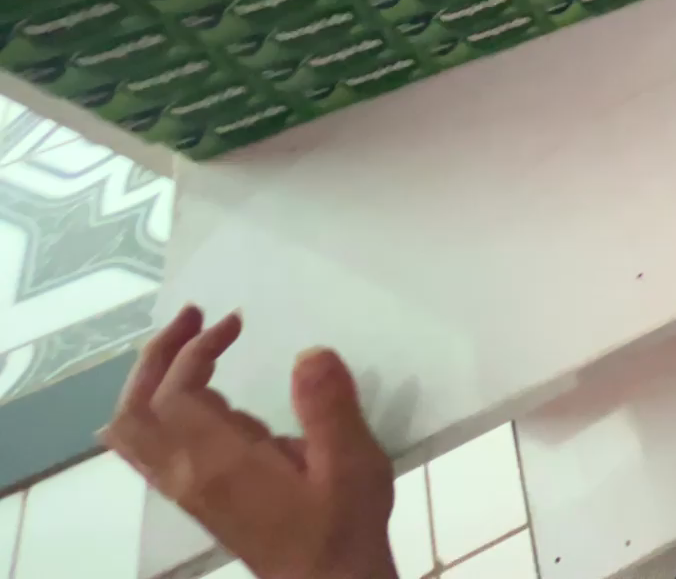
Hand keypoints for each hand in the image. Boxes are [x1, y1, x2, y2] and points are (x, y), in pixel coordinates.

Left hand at [100, 306, 396, 578]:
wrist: (327, 577)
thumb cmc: (343, 516)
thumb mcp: (351, 458)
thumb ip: (329, 406)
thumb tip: (310, 351)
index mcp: (221, 461)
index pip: (177, 395)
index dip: (197, 350)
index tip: (239, 319)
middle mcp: (189, 474)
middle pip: (136, 412)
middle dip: (157, 357)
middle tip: (197, 315)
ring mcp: (188, 488)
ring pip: (133, 431)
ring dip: (150, 380)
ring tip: (190, 343)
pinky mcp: (200, 493)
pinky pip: (150, 445)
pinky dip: (157, 406)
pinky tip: (192, 394)